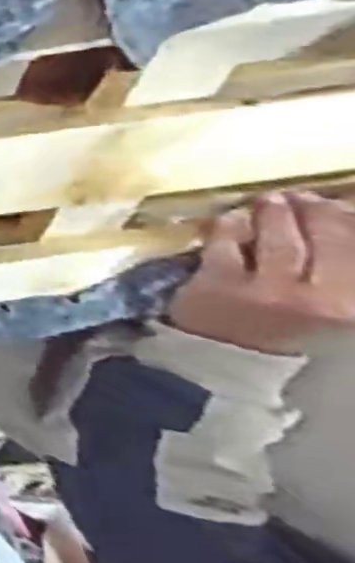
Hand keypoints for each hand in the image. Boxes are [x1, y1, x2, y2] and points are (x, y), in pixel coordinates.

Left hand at [169, 191, 354, 353]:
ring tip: (272, 199)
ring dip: (275, 214)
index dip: (353, 223)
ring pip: (278, 241)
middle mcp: (327, 301)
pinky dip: (229, 226)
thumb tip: (341, 222)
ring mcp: (271, 292)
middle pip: (332, 243)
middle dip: (322, 213)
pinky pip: (226, 245)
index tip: (347, 202)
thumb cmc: (293, 337)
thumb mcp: (334, 310)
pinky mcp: (221, 285)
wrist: (235, 365)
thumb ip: (339, 273)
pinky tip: (231, 216)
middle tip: (308, 196)